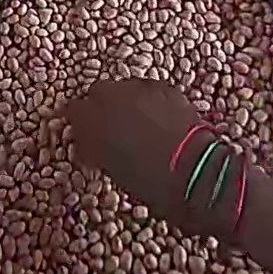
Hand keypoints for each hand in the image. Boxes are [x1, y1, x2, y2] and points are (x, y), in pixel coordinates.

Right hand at [63, 78, 248, 236]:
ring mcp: (138, 89)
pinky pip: (147, 89)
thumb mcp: (114, 171)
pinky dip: (148, 100)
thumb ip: (97, 149)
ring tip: (138, 121)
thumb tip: (88, 145)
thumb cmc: (155, 185)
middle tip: (111, 126)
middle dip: (101, 105)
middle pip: (97, 92)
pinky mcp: (162, 87)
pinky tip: (158, 118)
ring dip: (125, 100)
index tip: (84, 132)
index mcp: (93, 122)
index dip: (78, 121)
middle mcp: (110, 98)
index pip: (73, 110)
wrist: (199, 175)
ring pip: (123, 87)